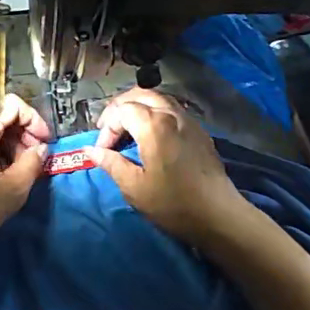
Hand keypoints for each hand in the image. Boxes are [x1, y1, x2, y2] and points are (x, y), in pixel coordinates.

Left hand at [0, 94, 51, 262]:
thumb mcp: (13, 189)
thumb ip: (33, 162)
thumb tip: (41, 148)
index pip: (12, 105)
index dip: (34, 122)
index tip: (45, 145)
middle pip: (0, 116)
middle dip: (22, 135)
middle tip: (35, 161)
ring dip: (9, 145)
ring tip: (21, 171)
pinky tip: (3, 174)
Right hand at [85, 89, 258, 248]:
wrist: (217, 214)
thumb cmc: (172, 203)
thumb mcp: (134, 187)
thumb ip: (111, 163)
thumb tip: (91, 150)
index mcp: (154, 126)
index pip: (122, 110)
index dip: (107, 127)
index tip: (103, 151)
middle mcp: (173, 115)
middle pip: (141, 95)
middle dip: (119, 108)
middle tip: (108, 129)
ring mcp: (189, 121)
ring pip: (159, 99)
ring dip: (138, 108)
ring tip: (126, 130)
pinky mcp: (199, 132)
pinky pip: (172, 110)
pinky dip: (154, 114)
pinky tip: (149, 136)